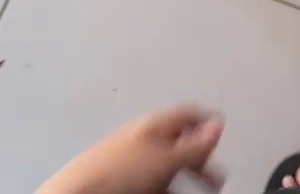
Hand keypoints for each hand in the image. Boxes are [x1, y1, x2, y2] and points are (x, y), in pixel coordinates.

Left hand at [36, 105, 225, 193]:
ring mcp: (132, 157)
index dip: (207, 121)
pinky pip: (152, 178)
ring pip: (166, 164)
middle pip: (179, 141)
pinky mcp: (122, 178)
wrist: (77, 192)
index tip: (221, 132)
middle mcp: (144, 135)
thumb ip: (193, 144)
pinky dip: (167, 185)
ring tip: (198, 191)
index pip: (188, 113)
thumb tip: (218, 123)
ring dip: (185, 177)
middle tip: (216, 176)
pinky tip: (170, 192)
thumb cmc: (121, 171)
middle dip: (199, 157)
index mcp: (155, 122)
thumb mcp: (165, 158)